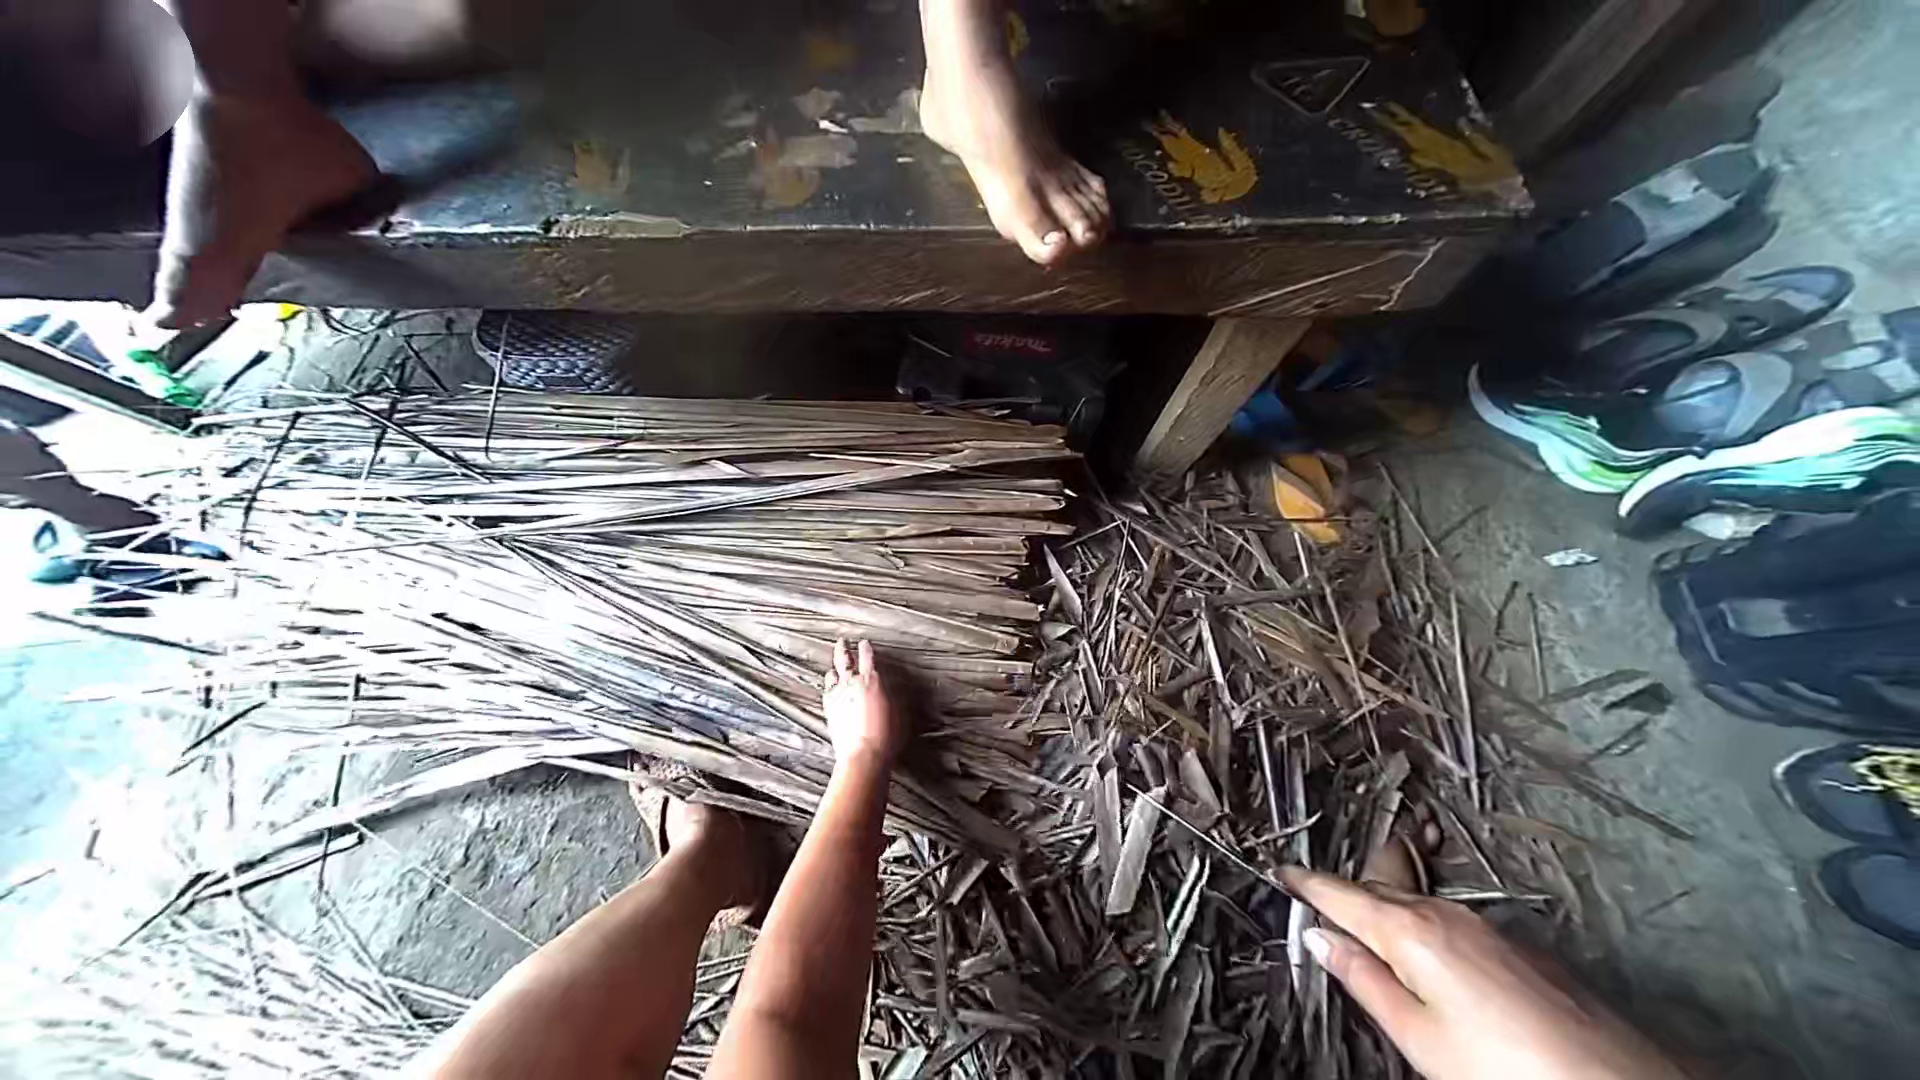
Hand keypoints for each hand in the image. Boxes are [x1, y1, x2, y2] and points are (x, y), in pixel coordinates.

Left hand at [821, 639, 899, 766]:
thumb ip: (887, 695)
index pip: (867, 656)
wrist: (862, 753)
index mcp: (872, 681)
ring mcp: (838, 695)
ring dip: (834, 667)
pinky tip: (830, 687)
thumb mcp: (896, 710)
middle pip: (844, 658)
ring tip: (835, 665)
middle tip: (842, 641)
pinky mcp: (829, 708)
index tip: (864, 643)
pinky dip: (829, 685)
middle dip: (843, 648)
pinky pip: (826, 690)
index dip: (865, 647)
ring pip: (832, 673)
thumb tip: (884, 689)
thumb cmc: (885, 735)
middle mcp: (852, 683)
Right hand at [1282, 867, 1689, 1079]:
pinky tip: (1432, 957)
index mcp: (1408, 930)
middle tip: (1316, 901)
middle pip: (1376, 891)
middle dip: (1344, 893)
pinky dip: (1424, 926)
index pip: (1339, 894)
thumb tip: (1318, 939)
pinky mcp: (1521, 947)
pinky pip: (1451, 920)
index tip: (1280, 873)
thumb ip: (1362, 980)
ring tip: (1368, 927)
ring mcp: (1486, 926)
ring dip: (1385, 908)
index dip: (1305, 883)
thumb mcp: (1418, 1038)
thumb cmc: (1509, 1073)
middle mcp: (1443, 913)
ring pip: (1415, 902)